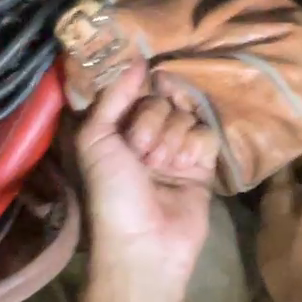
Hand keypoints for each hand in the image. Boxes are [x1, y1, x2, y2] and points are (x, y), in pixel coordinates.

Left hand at [74, 61, 218, 281]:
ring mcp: (174, 150)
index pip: (134, 91)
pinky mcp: (201, 165)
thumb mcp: (95, 140)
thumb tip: (136, 60)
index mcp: (115, 131)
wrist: (146, 241)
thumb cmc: (112, 192)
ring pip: (185, 116)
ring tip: (161, 168)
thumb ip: (112, 97)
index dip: (136, 94)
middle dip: (151, 124)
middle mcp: (145, 137)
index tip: (138, 94)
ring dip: (172, 140)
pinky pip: (206, 134)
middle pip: (161, 101)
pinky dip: (195, 148)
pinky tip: (185, 168)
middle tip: (141, 154)